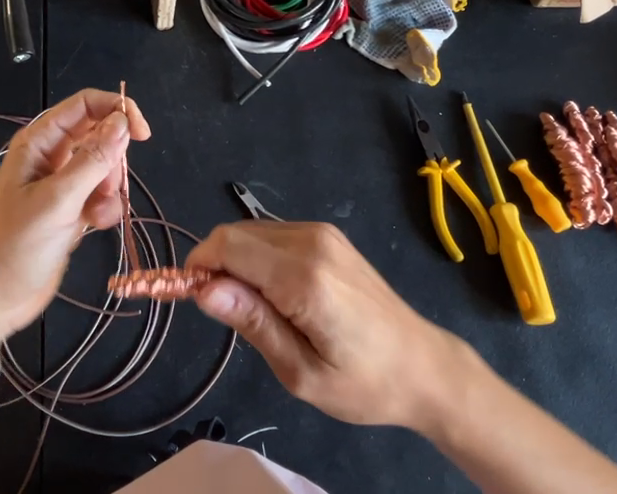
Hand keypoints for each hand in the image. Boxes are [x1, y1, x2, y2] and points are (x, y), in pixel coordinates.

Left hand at [0, 89, 150, 368]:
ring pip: (103, 168)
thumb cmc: (12, 247)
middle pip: (98, 135)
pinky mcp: (69, 213)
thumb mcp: (56, 201)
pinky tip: (95, 226)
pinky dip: (105, 207)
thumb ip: (92, 161)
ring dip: (109, 188)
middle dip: (113, 158)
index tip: (142, 135)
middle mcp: (50, 157)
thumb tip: (121, 121)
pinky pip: (99, 196)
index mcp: (38, 142)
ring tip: (96, 215)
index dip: (116, 110)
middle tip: (107, 188)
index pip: (84, 105)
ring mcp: (60, 186)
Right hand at [186, 221, 482, 431]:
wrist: (424, 367)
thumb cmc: (364, 383)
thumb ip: (251, 323)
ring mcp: (322, 233)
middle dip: (217, 267)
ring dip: (238, 262)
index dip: (199, 266)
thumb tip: (202, 288)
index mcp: (304, 277)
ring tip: (260, 310)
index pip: (227, 246)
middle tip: (229, 315)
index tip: (193, 300)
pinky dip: (259, 257)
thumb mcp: (300, 373)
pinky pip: (272, 235)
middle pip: (235, 235)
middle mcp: (311, 242)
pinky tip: (278, 293)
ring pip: (251, 232)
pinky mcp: (327, 235)